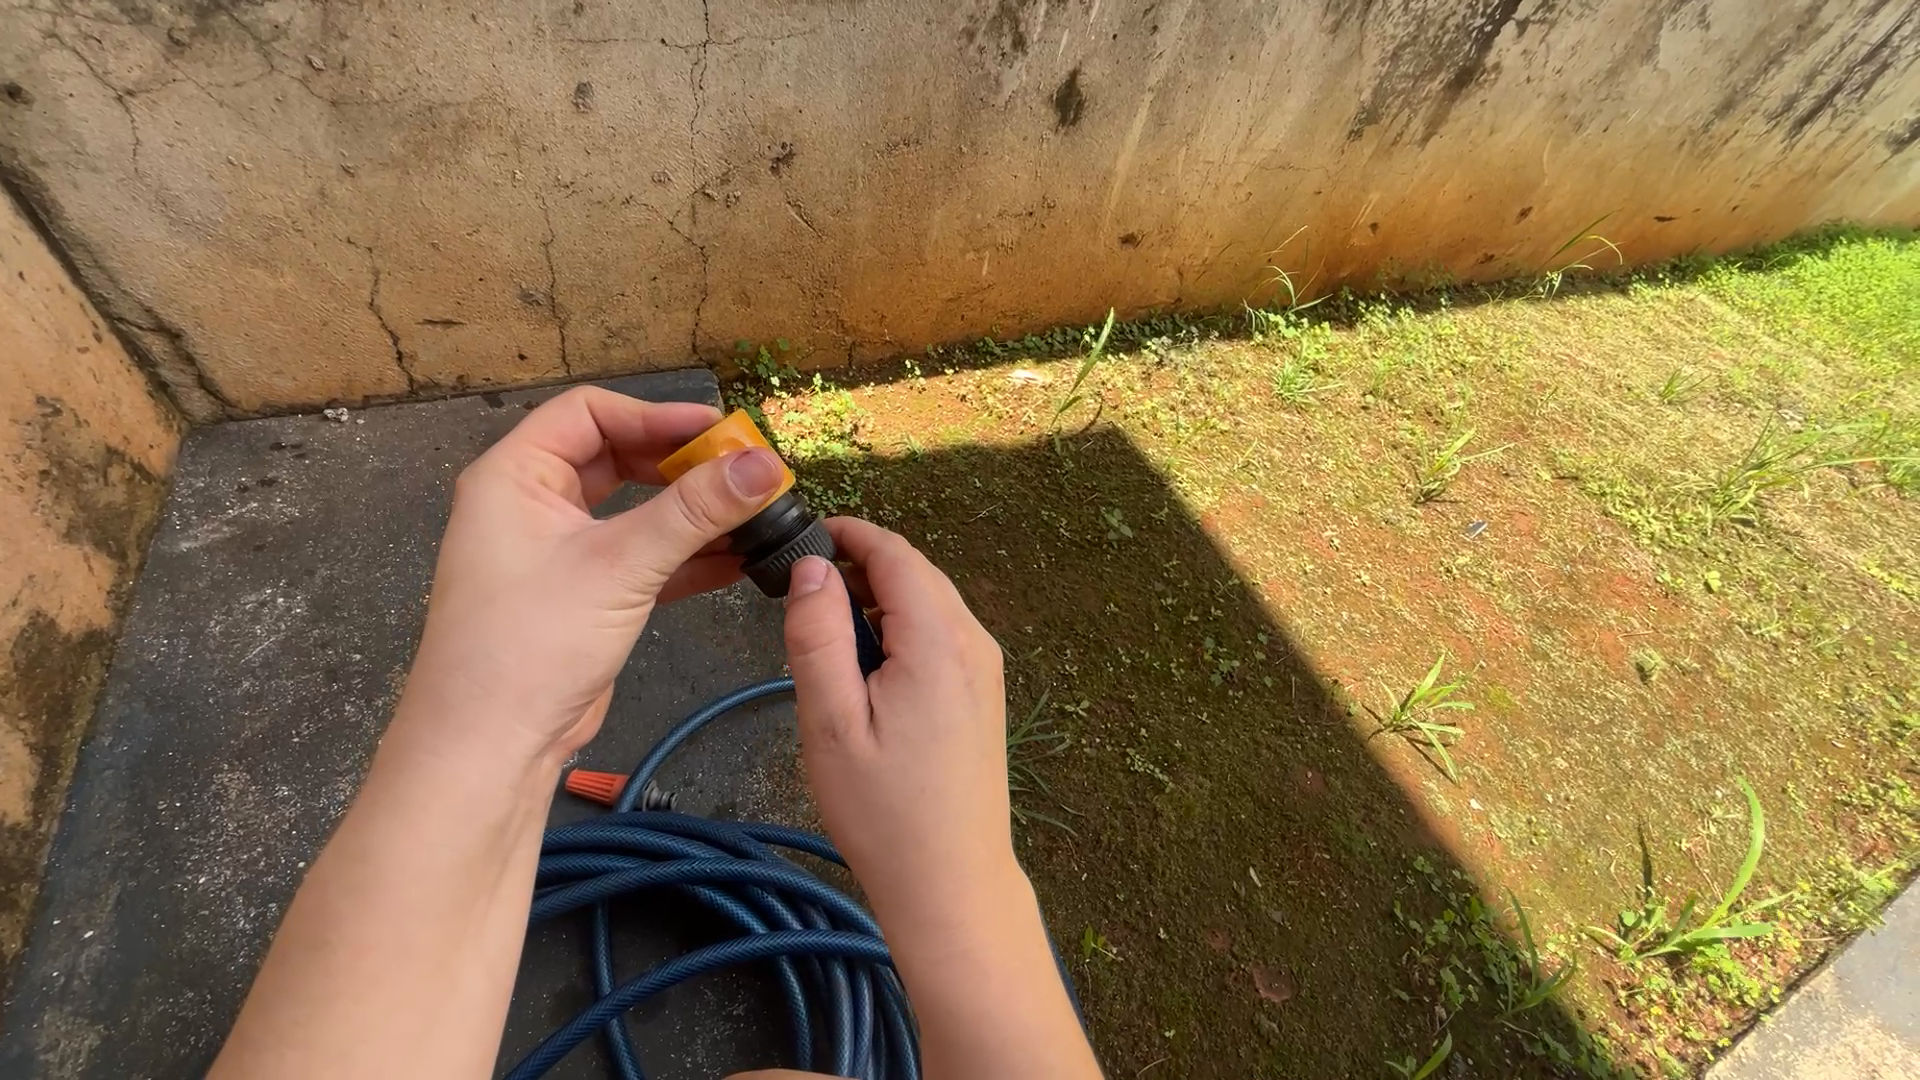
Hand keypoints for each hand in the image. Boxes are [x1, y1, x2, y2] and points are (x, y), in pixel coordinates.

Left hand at [397, 387, 785, 762]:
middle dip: (684, 465)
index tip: (724, 433)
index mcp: (517, 475)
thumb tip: (765, 464)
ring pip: (639, 511)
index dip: (659, 416)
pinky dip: (689, 556)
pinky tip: (740, 559)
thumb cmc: (534, 640)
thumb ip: (696, 510)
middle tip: (746, 473)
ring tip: (754, 513)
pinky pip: (646, 556)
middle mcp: (537, 504)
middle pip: (621, 459)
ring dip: (694, 513)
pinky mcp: (590, 593)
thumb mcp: (621, 564)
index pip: (592, 414)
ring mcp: (564, 551)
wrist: (492, 748)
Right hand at [780, 518, 1016, 919]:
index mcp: (939, 640)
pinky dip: (904, 627)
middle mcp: (976, 640)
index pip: (896, 554)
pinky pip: (944, 632)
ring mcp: (989, 666)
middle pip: (917, 573)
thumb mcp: (831, 722)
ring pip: (932, 601)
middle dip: (863, 566)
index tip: (805, 538)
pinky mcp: (987, 690)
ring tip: (833, 635)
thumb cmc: (883, 809)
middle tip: (808, 593)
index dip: (851, 534)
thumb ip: (818, 636)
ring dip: (883, 599)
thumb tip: (813, 567)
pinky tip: (874, 666)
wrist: (953, 882)